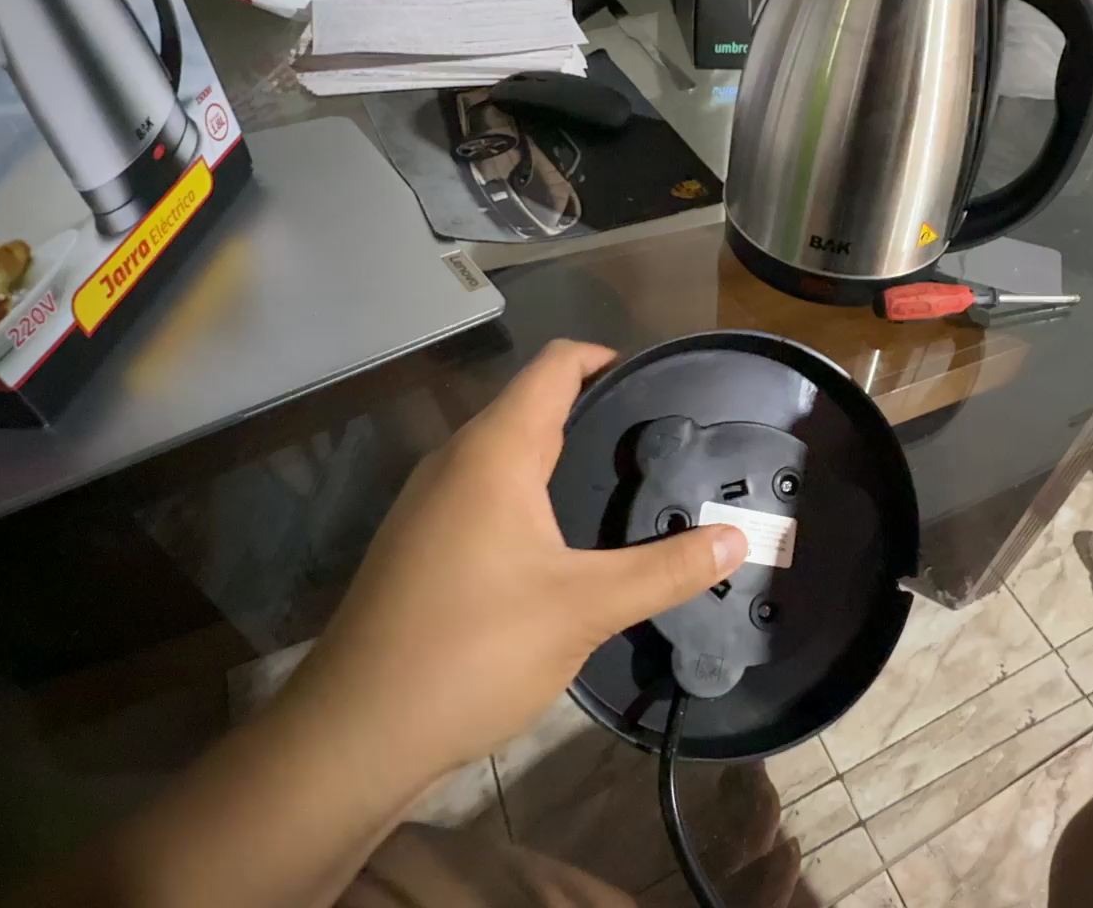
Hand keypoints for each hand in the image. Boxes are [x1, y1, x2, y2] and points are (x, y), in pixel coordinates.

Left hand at [277, 340, 748, 786]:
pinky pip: (490, 491)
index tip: (660, 383)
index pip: (555, 366)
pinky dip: (535, 494)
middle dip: (597, 412)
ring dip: (565, 456)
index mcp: (494, 452)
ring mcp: (432, 503)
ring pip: (510, 452)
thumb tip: (738, 540)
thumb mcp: (585, 608)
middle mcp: (457, 461)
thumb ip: (666, 570)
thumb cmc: (472, 649)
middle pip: (534, 405)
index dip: (607, 359)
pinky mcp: (424, 542)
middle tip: (662, 444)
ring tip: (628, 487)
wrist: (355, 734)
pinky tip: (569, 540)